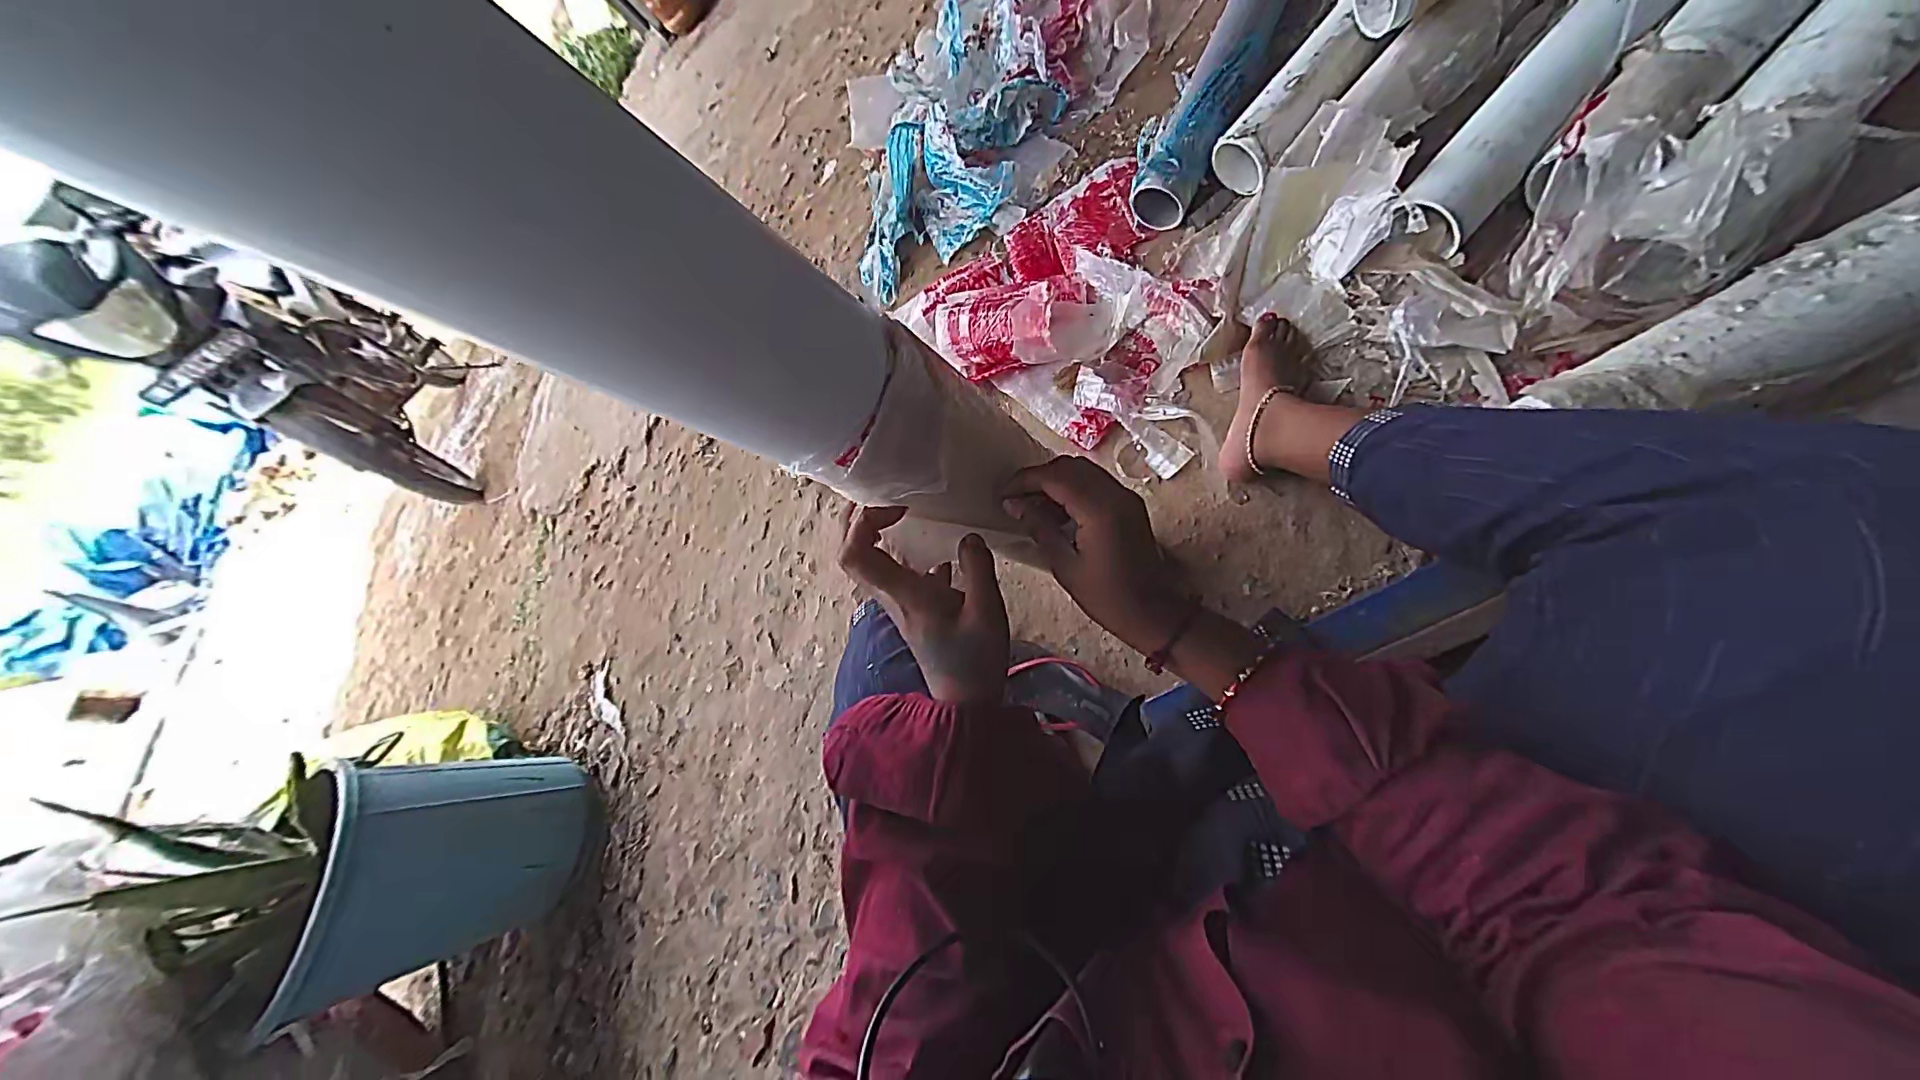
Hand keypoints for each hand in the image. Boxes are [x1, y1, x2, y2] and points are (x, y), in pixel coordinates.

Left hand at [837, 505, 1009, 704]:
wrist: (966, 701)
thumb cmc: (975, 659)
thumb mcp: (987, 611)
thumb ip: (978, 568)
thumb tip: (968, 537)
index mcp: (903, 594)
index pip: (855, 554)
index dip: (863, 522)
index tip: (896, 507)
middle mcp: (892, 598)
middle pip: (852, 555)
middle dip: (857, 520)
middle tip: (883, 497)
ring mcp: (899, 606)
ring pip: (869, 564)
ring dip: (873, 534)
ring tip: (897, 512)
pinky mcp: (912, 611)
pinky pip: (895, 575)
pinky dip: (901, 555)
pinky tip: (931, 553)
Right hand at [1002, 456, 1188, 654]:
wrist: (1152, 612)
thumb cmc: (1108, 597)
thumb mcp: (1065, 565)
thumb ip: (1040, 528)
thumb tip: (1016, 506)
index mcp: (1100, 510)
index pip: (1055, 477)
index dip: (1025, 480)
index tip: (1005, 495)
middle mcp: (1116, 495)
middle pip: (1070, 466)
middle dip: (1039, 477)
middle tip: (1016, 499)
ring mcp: (1126, 498)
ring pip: (1083, 471)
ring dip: (1055, 482)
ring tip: (1033, 507)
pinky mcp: (1129, 506)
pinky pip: (1095, 484)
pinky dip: (1073, 489)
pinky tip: (1057, 513)